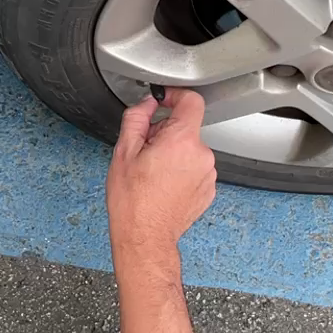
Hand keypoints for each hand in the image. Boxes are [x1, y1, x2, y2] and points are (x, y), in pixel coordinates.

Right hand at [107, 88, 217, 259]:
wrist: (145, 235)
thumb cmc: (133, 200)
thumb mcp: (124, 151)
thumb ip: (137, 118)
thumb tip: (147, 104)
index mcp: (182, 141)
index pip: (192, 101)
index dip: (175, 96)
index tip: (164, 101)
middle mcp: (202, 155)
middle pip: (187, 128)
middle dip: (166, 133)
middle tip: (145, 152)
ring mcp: (208, 174)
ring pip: (190, 149)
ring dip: (174, 154)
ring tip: (153, 173)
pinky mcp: (208, 189)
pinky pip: (195, 168)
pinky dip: (181, 171)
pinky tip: (163, 185)